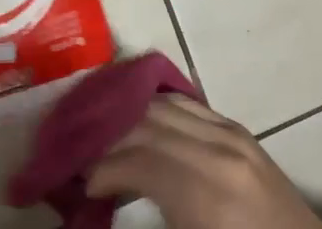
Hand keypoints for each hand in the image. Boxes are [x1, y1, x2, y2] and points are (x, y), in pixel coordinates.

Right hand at [87, 95, 321, 228]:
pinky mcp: (240, 130)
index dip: (101, 170)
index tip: (82, 186)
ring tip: (103, 135)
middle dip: (107, 137)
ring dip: (127, 116)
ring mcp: (233, 135)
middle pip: (145, 124)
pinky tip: (138, 121)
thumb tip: (98, 195)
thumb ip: (148, 216)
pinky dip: (156, 109)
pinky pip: (187, 105)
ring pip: (163, 106)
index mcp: (207, 195)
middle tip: (81, 154)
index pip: (136, 161)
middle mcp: (219, 152)